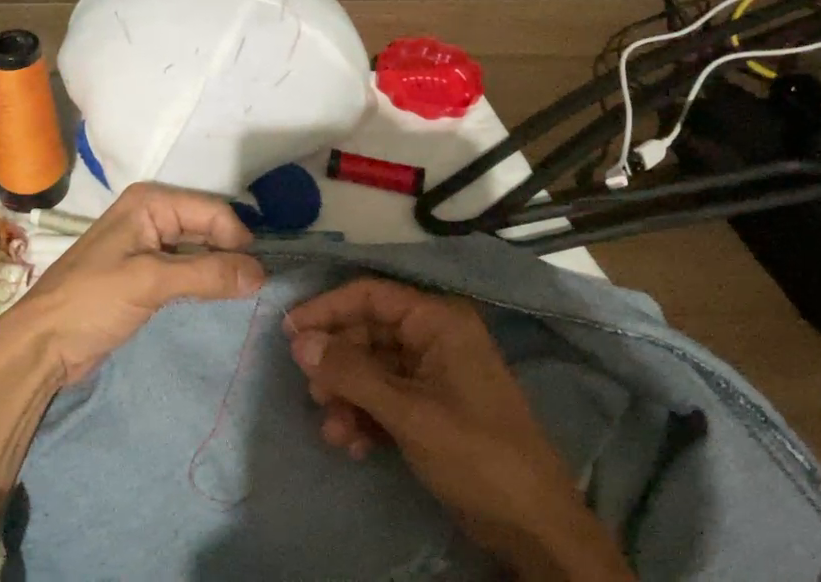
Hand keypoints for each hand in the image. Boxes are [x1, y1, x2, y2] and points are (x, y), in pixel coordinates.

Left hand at [0, 182, 264, 383]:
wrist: (42, 343)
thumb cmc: (91, 301)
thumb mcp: (150, 282)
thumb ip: (207, 274)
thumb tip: (262, 274)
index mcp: (149, 203)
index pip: (213, 211)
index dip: (238, 241)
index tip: (258, 278)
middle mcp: (151, 216)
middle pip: (209, 229)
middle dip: (232, 254)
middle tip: (257, 290)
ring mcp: (147, 247)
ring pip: (200, 252)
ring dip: (220, 272)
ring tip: (245, 298)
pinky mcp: (145, 276)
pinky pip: (187, 272)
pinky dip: (204, 284)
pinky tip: (219, 302)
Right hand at [285, 278, 634, 581]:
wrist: (532, 525)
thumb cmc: (474, 452)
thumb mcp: (407, 411)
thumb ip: (350, 372)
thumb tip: (299, 341)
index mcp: (438, 321)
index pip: (370, 295)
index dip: (326, 309)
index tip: (288, 332)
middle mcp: (435, 337)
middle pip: (367, 333)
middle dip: (336, 365)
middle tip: (312, 394)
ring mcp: (434, 373)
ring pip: (371, 368)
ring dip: (346, 396)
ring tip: (334, 431)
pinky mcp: (430, 407)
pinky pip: (384, 396)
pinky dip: (364, 416)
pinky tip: (353, 444)